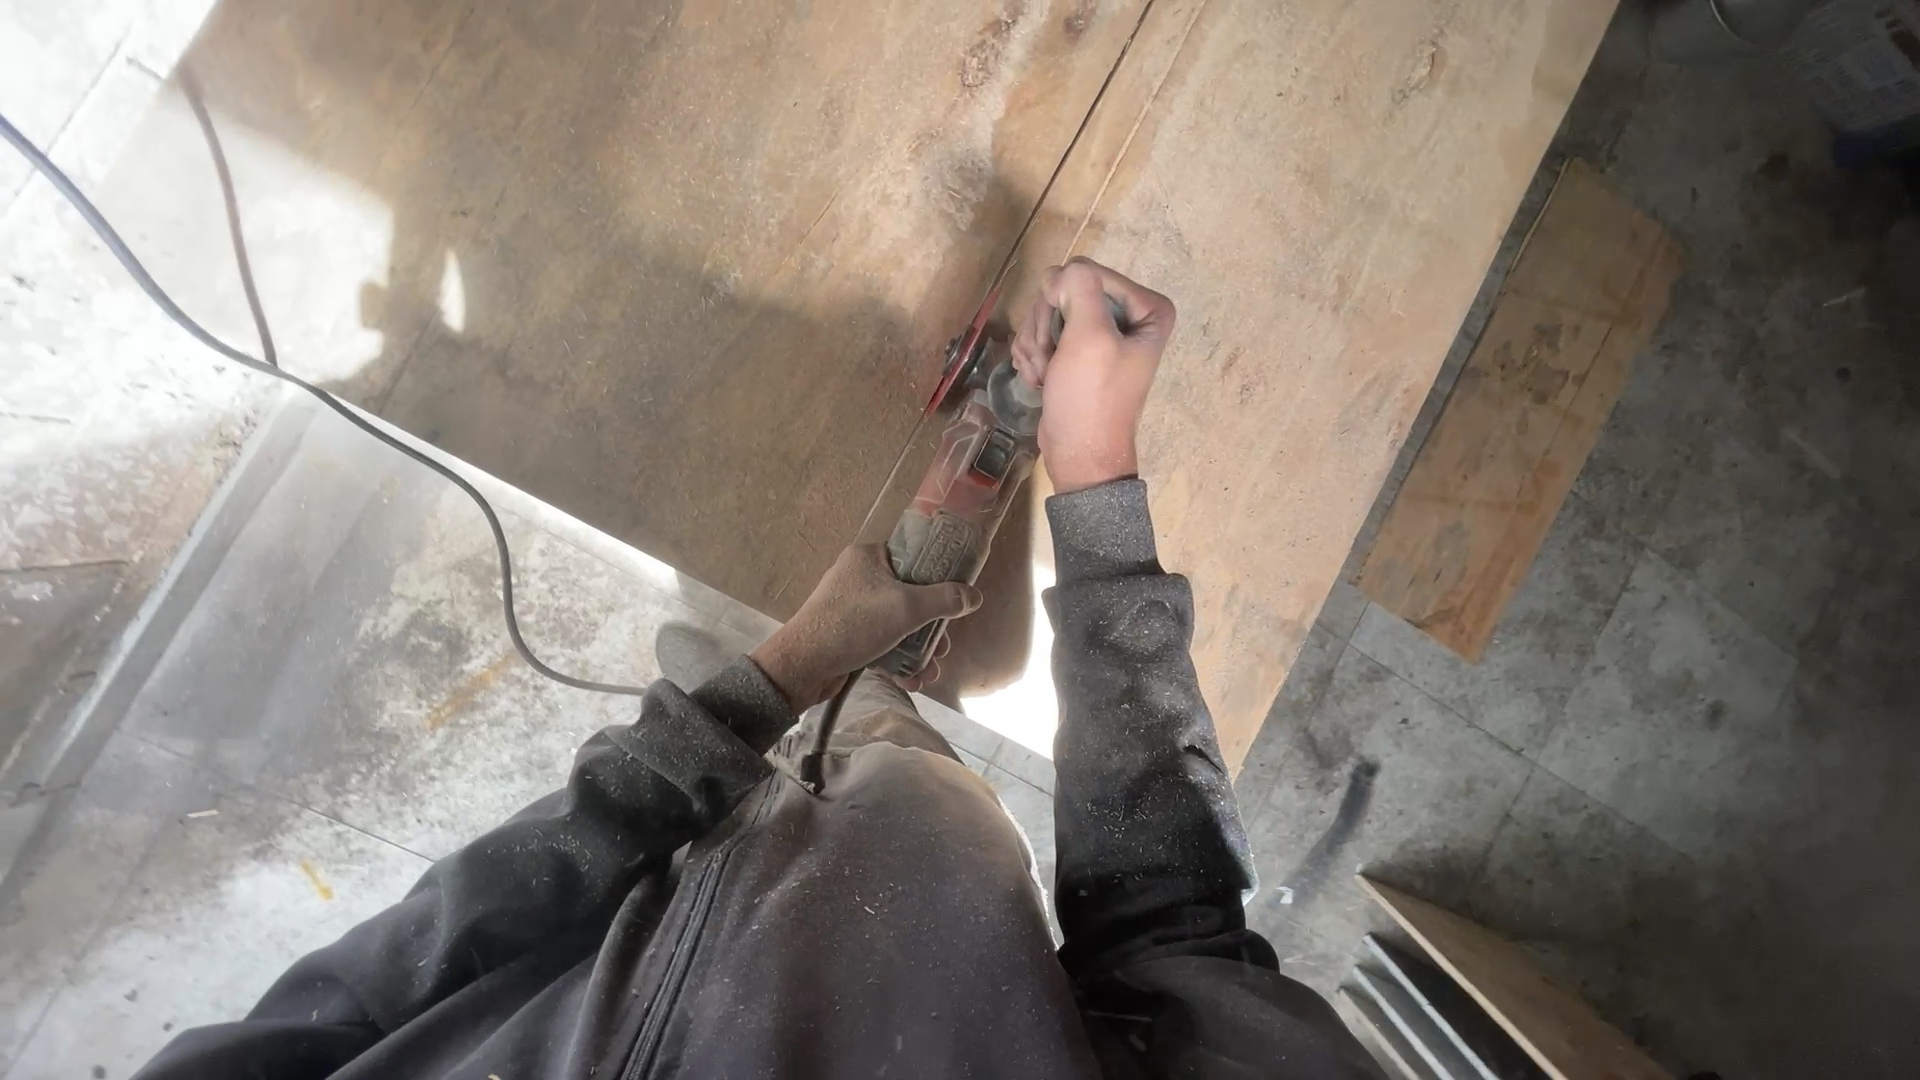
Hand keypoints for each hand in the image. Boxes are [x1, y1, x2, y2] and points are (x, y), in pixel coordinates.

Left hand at [749, 544, 983, 711]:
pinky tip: (912, 680)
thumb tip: (974, 596)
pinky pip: (883, 640)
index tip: (955, 597)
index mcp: (869, 557)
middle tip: (943, 646)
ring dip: (918, 648)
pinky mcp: (848, 634)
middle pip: (910, 595)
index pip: (912, 557)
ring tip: (930, 672)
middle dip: (931, 627)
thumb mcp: (907, 608)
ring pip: (898, 623)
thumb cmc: (854, 624)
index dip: (937, 576)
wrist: (802, 666)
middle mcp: (860, 577)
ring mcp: (852, 607)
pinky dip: (898, 658)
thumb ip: (944, 600)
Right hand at [1009, 257, 1175, 493]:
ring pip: (1047, 313)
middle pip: (1064, 292)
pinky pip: (1041, 335)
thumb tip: (1058, 274)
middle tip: (1050, 361)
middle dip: (1047, 328)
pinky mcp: (1075, 354)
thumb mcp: (1090, 336)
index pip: (1086, 272)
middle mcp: (1127, 316)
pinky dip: (1033, 357)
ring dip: (1036, 345)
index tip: (1062, 339)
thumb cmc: (1091, 399)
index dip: (1064, 301)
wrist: (1079, 455)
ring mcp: (1098, 335)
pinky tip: (1039, 380)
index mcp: (1147, 308)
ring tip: (1045, 375)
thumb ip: (1078, 288)